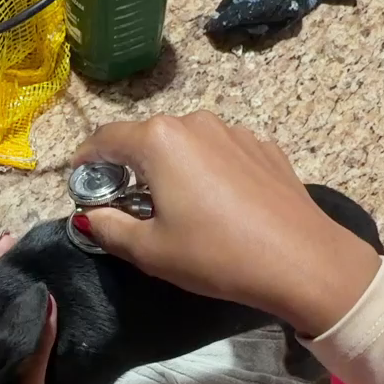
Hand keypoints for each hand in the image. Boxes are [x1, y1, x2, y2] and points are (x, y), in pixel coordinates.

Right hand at [70, 112, 380, 336]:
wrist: (301, 260)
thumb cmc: (216, 255)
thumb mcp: (150, 252)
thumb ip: (109, 228)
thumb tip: (89, 216)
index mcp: (160, 140)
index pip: (105, 139)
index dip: (86, 161)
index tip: (81, 184)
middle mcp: (195, 122)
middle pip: (147, 139)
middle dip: (130, 168)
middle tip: (128, 206)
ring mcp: (234, 131)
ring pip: (186, 145)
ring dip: (171, 169)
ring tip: (178, 209)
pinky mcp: (264, 147)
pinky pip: (220, 154)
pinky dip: (207, 173)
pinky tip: (219, 207)